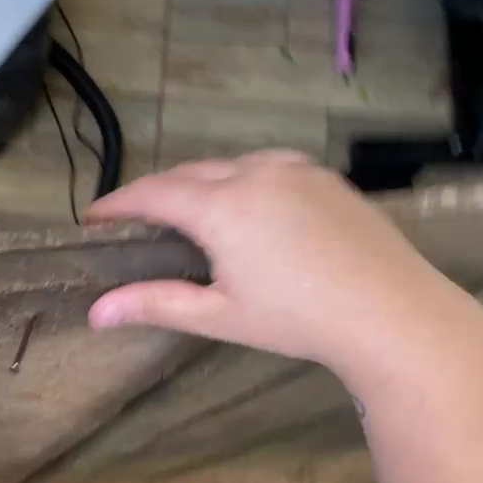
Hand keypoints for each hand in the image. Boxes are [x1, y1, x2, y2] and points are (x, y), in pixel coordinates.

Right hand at [86, 152, 482, 386]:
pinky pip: (262, 164)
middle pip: (185, 173)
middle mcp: (256, 174)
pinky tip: (237, 202)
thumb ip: (152, 305)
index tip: (90, 220)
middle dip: (150, 193)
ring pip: (225, 164)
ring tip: (177, 211)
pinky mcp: (323, 176)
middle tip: (127, 221)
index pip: (152, 194)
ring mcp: (295, 169)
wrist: (391, 311)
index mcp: (223, 207)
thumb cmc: (295, 318)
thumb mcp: (216, 315)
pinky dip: (233, 177)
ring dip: (192, 182)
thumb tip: (95, 314)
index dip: (116, 205)